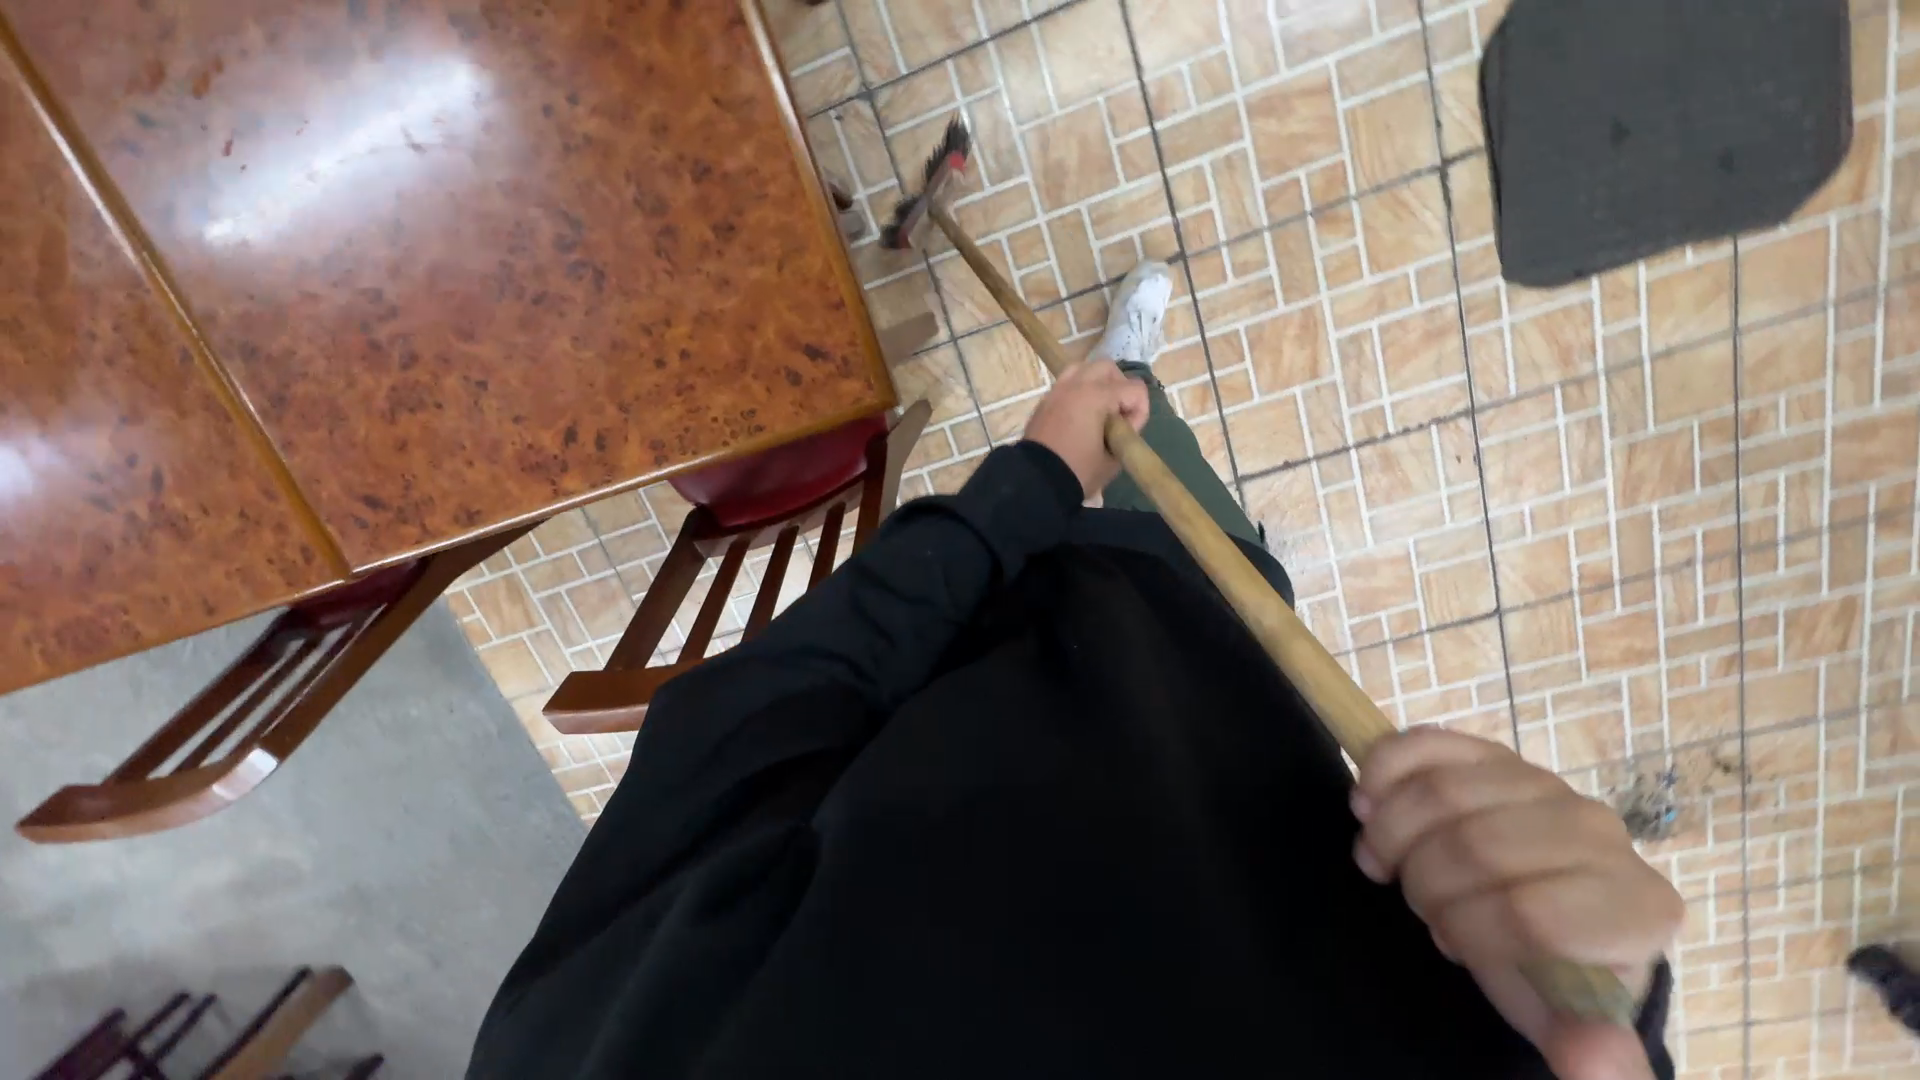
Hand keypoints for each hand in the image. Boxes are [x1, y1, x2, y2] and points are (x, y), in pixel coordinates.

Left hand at [1021, 361, 1149, 497]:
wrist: (1036, 482)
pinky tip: (1080, 416)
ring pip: (1084, 368)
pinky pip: (1067, 383)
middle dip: (1120, 388)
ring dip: (1097, 384)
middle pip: (1108, 368)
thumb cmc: (1078, 472)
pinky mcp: (1045, 401)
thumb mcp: (1113, 459)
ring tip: (1099, 410)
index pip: (1134, 389)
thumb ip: (1127, 434)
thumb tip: (1124, 424)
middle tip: (1118, 415)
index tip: (1128, 434)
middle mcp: (1076, 385)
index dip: (1139, 412)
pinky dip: (1078, 391)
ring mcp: (1057, 390)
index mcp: (1096, 396)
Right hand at [1353, 728, 1683, 1079]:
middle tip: (1415, 902)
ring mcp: (1541, 781)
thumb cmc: (1548, 964)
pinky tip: (1368, 803)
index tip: (1454, 945)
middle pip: (1475, 846)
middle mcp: (1598, 831)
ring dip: (1389, 830)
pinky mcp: (1489, 750)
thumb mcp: (1566, 1016)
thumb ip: (1592, 1047)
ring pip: (1440, 790)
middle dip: (1424, 882)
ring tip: (1384, 860)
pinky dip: (1380, 772)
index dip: (1470, 931)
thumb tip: (1588, 1062)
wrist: (1545, 904)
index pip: (1529, 913)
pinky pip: (1424, 744)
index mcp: (1632, 906)